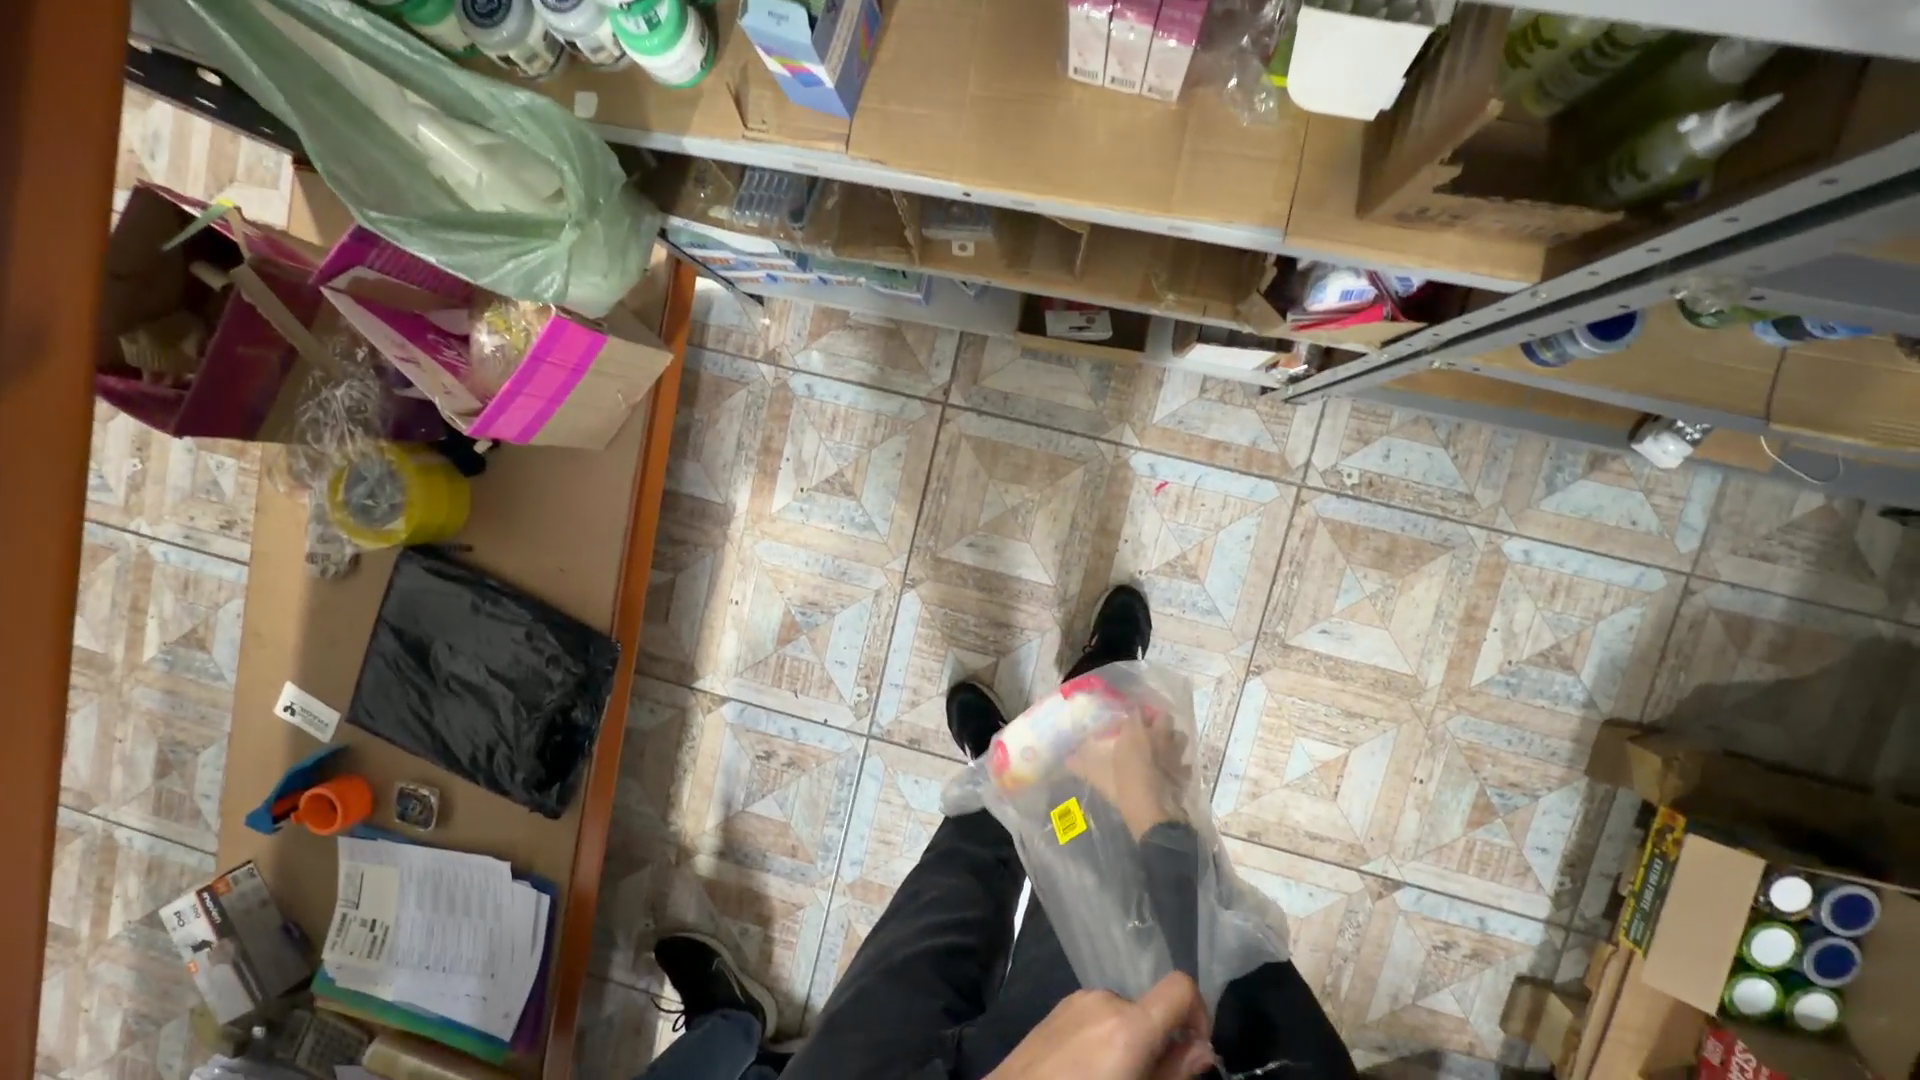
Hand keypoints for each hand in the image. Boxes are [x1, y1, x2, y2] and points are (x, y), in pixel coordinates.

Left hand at [986, 972, 1215, 1079]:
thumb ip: (1174, 1073)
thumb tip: (1203, 1049)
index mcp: (1128, 1024)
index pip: (1181, 986)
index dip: (1199, 1014)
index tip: (1194, 1052)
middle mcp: (1104, 1000)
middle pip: (1151, 1010)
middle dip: (1159, 1044)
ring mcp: (1076, 1001)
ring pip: (1123, 1016)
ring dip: (1131, 1044)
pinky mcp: (1056, 1010)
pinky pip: (1096, 1018)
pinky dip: (1106, 1040)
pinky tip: (1088, 1073)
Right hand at [1068, 709, 1190, 837]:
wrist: (1152, 812)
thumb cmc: (1122, 786)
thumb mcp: (1097, 774)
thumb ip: (1082, 764)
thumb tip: (1066, 759)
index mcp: (1137, 731)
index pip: (1136, 710)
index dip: (1131, 714)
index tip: (1123, 722)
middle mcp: (1159, 737)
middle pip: (1164, 717)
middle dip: (1157, 720)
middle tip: (1146, 730)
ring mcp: (1175, 754)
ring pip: (1180, 736)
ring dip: (1173, 738)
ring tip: (1162, 746)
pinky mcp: (1185, 772)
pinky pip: (1185, 763)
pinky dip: (1180, 765)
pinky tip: (1172, 771)